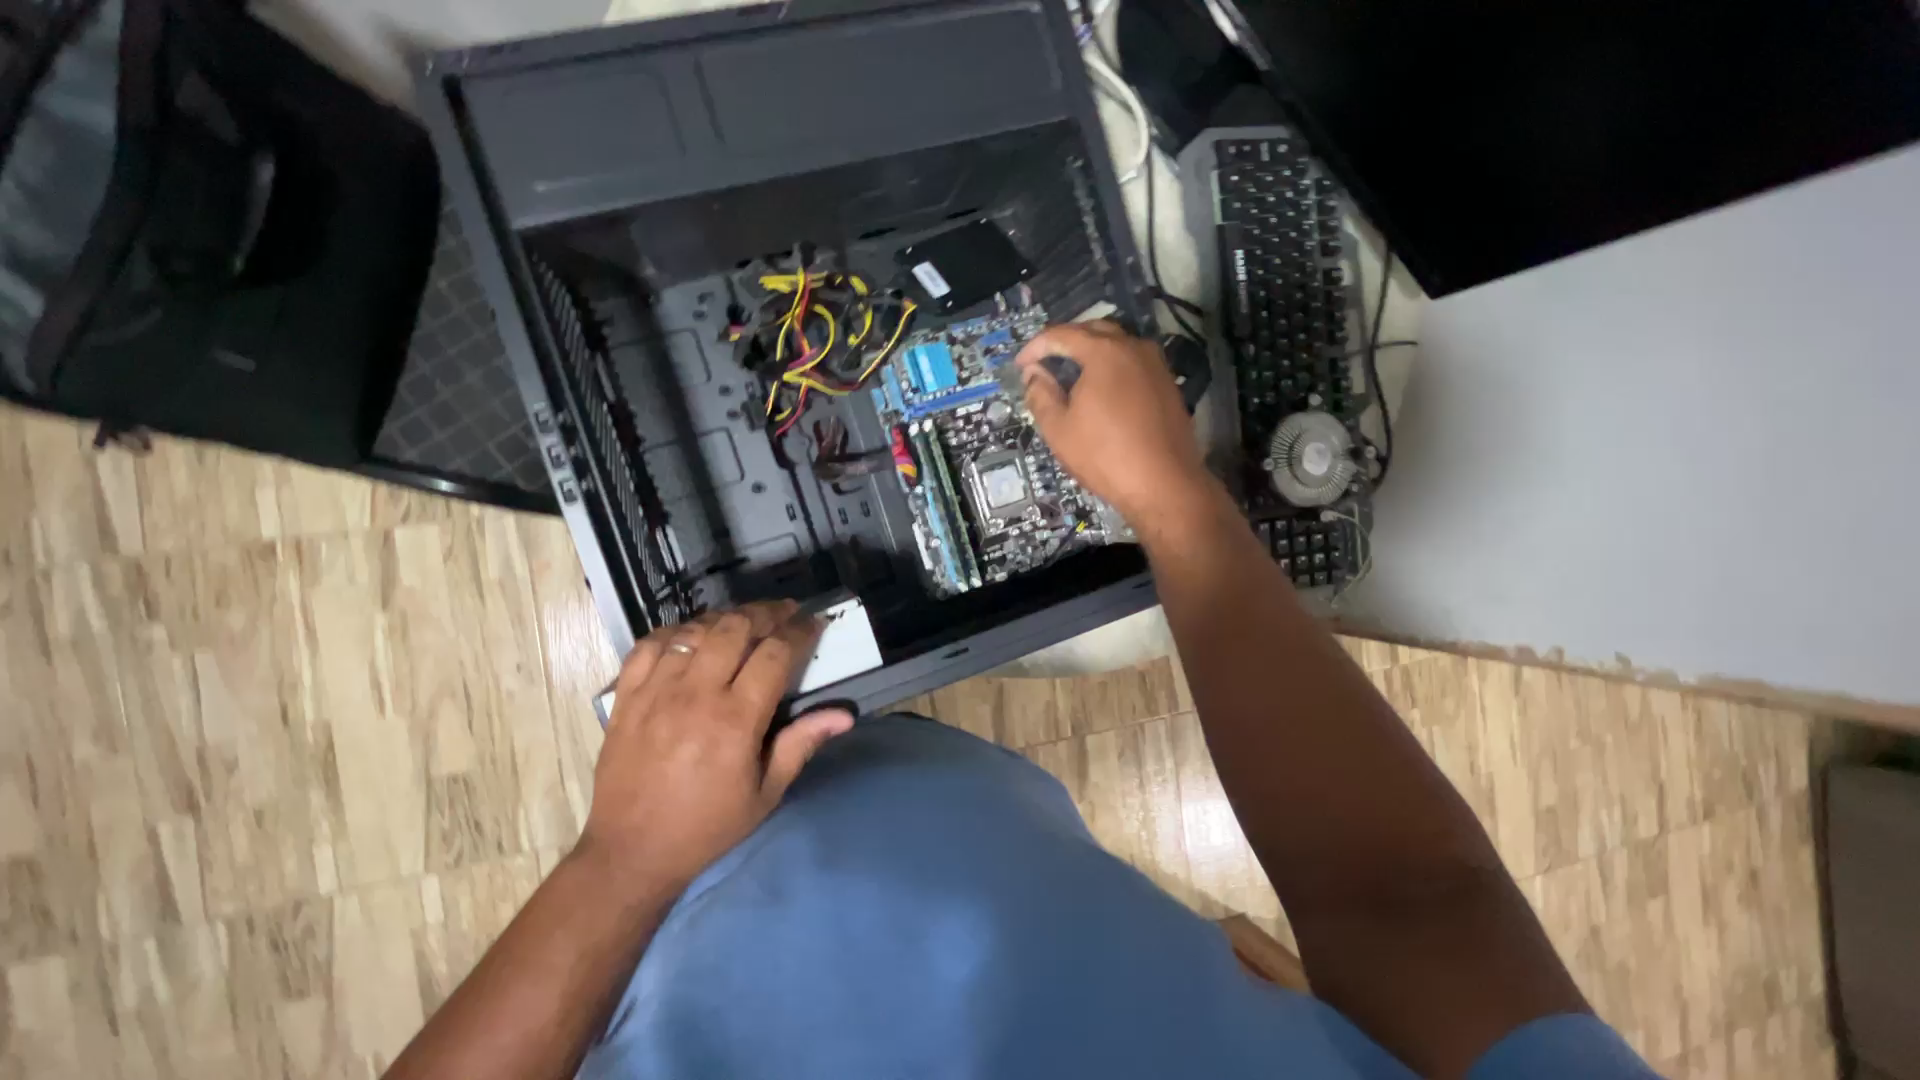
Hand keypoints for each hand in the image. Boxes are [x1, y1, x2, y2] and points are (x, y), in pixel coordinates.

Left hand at [580, 601, 853, 895]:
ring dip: (725, 619)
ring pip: (695, 630)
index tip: (813, 622)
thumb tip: (843, 715)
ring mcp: (656, 691)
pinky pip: (650, 644)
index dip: (799, 632)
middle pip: (735, 628)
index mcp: (735, 720)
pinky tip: (692, 636)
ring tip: (744, 622)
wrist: (632, 851)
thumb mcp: (765, 794)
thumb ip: (801, 745)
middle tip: (783, 613)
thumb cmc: (707, 826)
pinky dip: (676, 632)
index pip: (775, 655)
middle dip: (766, 613)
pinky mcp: (626, 696)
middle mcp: (695, 695)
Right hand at [1015, 321, 1215, 528]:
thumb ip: (1041, 395)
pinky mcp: (1168, 384)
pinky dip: (1113, 367)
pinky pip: (1134, 363)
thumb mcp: (1059, 430)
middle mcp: (1133, 348)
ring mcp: (1156, 365)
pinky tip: (1103, 390)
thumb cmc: (1104, 456)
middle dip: (1066, 342)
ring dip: (1091, 352)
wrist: (1164, 484)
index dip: (1036, 347)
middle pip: (1093, 330)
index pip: (1062, 335)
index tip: (1020, 365)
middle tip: (1045, 362)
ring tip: (1072, 374)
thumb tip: (1034, 373)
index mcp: (1103, 352)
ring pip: (1117, 345)